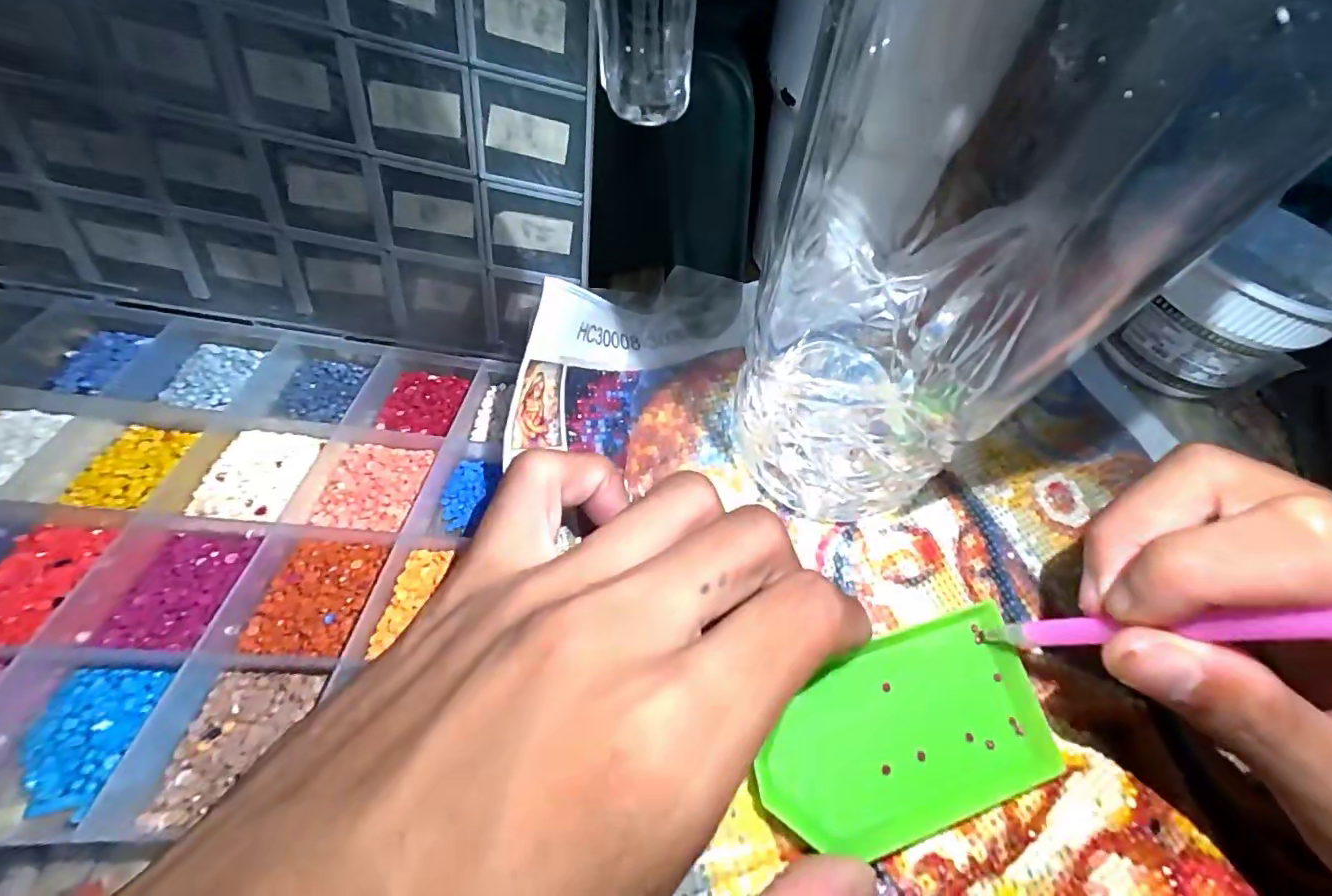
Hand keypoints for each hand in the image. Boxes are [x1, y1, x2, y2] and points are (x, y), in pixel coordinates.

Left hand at [131, 450, 875, 895]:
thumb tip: (862, 879)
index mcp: (679, 733)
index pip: (808, 610)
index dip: (842, 622)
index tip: (837, 647)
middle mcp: (622, 633)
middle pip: (755, 538)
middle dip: (785, 576)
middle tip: (769, 628)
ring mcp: (539, 592)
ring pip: (682, 498)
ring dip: (713, 536)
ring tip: (700, 586)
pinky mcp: (469, 584)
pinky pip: (547, 477)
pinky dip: (595, 486)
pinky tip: (603, 532)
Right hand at [1082, 444, 1331, 895]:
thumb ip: (1266, 733)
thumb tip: (1125, 652)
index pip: (1308, 536)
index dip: (1193, 567)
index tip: (1118, 631)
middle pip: (1234, 480)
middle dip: (1142, 536)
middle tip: (1102, 617)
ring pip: (1205, 482)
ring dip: (1134, 536)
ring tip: (1114, 614)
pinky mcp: (1302, 546)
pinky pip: (1204, 516)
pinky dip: (1147, 550)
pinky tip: (1142, 607)